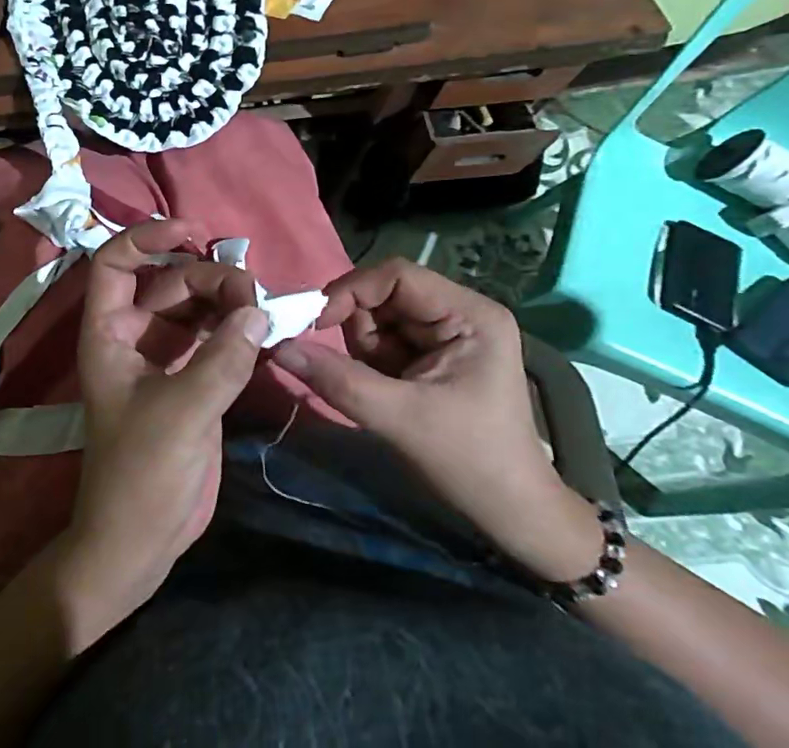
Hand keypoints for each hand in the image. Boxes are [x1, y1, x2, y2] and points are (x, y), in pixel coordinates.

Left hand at [59, 220, 269, 642]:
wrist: (139, 540)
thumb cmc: (143, 472)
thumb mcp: (183, 410)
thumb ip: (223, 357)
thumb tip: (259, 311)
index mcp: (109, 334)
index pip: (115, 264)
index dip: (147, 239)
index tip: (193, 234)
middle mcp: (134, 338)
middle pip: (168, 282)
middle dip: (208, 278)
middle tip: (252, 294)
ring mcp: (164, 360)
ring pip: (195, 309)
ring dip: (226, 301)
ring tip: (263, 308)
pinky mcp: (190, 381)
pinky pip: (213, 339)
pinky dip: (236, 330)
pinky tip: (263, 328)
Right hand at [271, 258, 598, 580]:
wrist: (510, 512)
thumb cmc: (468, 461)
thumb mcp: (399, 419)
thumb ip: (338, 380)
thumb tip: (279, 348)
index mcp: (470, 315)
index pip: (397, 276)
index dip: (351, 292)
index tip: (315, 324)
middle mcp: (460, 314)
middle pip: (384, 296)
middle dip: (355, 329)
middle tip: (347, 370)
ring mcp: (446, 336)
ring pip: (378, 320)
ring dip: (360, 351)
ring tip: (378, 391)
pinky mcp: (432, 357)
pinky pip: (383, 344)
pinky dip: (368, 365)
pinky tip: (382, 394)